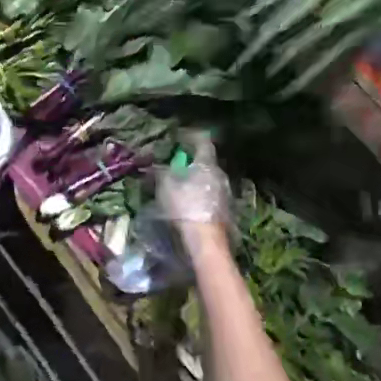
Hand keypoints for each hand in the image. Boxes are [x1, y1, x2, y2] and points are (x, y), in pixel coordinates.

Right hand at [158, 130, 229, 253]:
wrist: (206, 243)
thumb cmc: (185, 207)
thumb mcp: (165, 185)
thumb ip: (160, 171)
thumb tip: (153, 164)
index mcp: (207, 165)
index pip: (203, 142)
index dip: (191, 137)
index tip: (179, 137)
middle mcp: (221, 176)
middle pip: (205, 163)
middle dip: (192, 163)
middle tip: (176, 166)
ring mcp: (226, 196)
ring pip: (209, 181)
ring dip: (196, 181)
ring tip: (181, 188)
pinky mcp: (226, 213)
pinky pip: (211, 197)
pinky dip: (200, 197)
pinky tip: (190, 206)